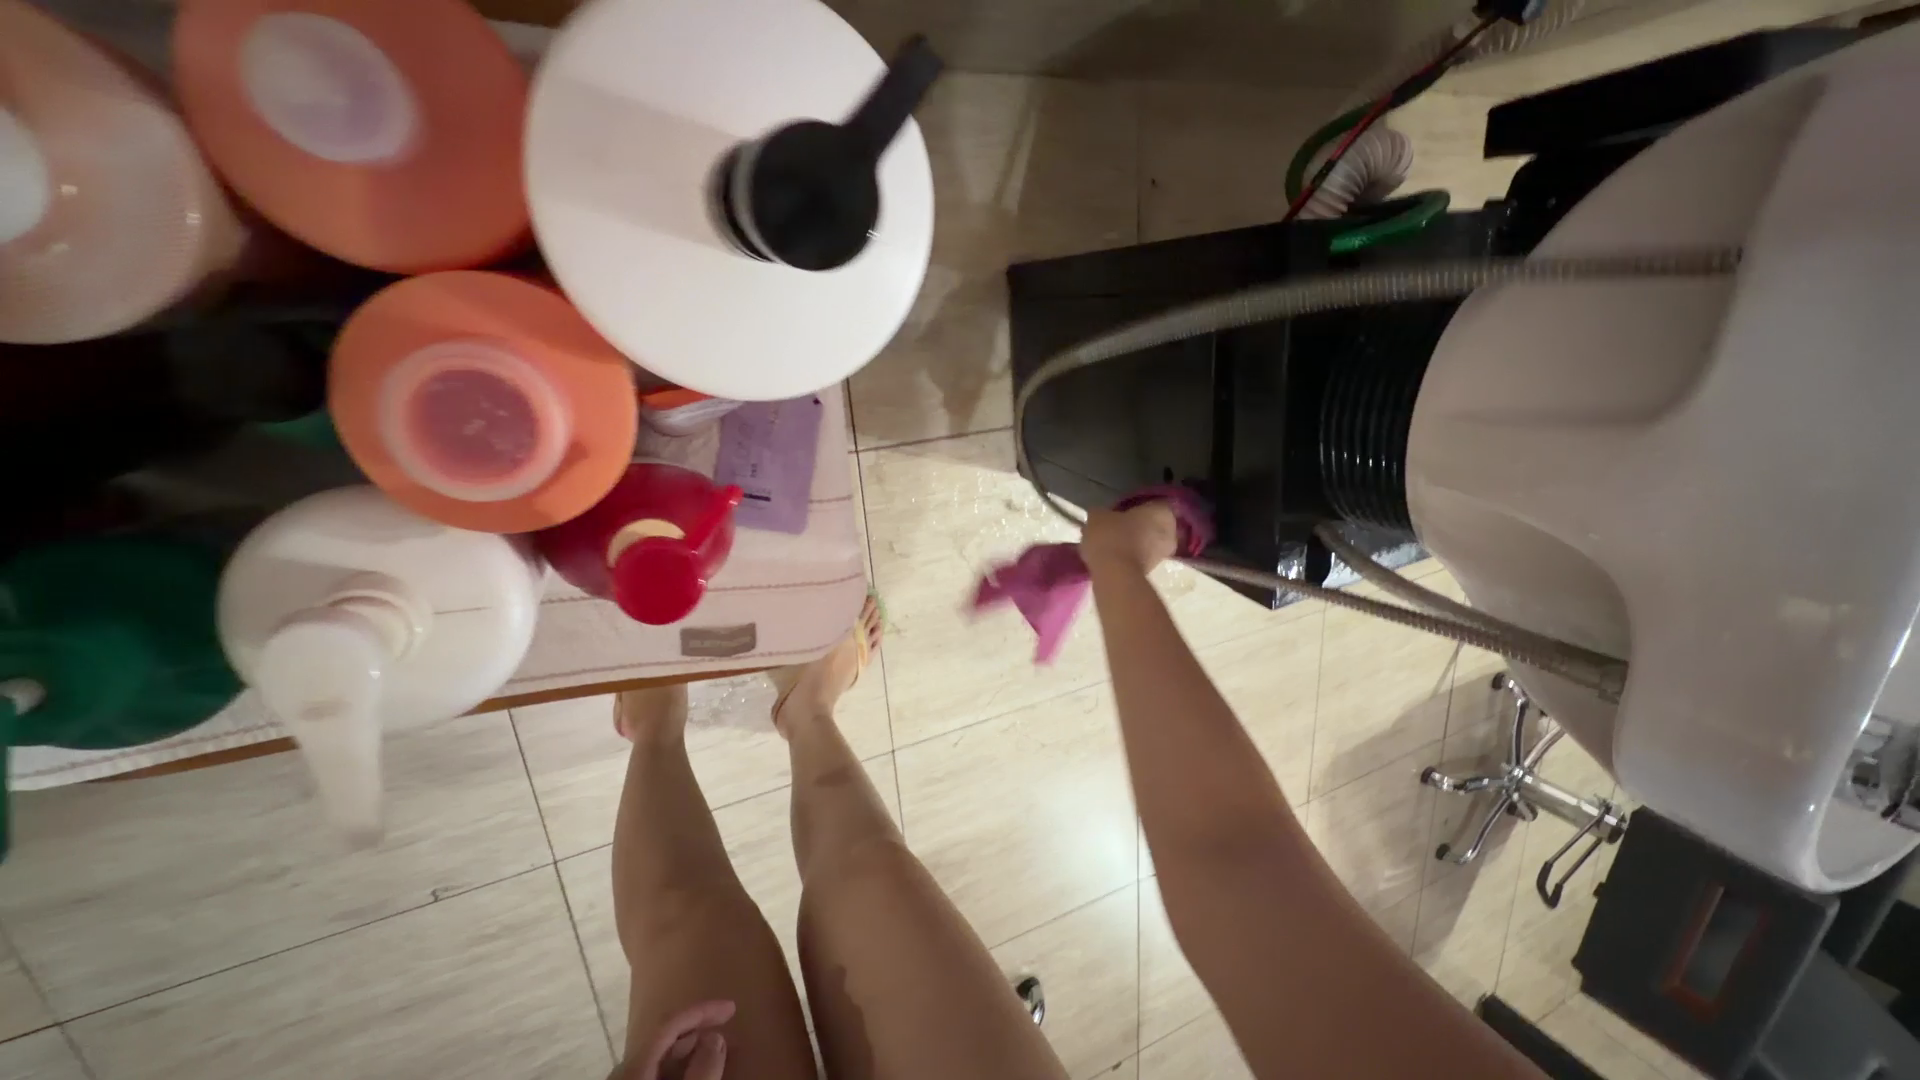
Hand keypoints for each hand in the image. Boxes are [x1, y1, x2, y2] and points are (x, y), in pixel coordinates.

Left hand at [632, 1000, 731, 1079]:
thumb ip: (702, 1070)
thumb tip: (715, 1037)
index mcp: (635, 1065)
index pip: (670, 1023)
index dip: (702, 1010)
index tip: (731, 1007)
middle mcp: (626, 1069)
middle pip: (665, 1037)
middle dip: (698, 1027)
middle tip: (726, 1024)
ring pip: (661, 1055)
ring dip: (690, 1047)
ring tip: (716, 1048)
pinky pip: (657, 1071)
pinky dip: (680, 1065)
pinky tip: (694, 1070)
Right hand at [1080, 502, 1178, 576]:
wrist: (1115, 573)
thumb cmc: (1111, 535)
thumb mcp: (1098, 516)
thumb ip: (1104, 513)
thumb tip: (1102, 516)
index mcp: (1162, 511)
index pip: (1151, 504)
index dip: (1134, 508)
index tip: (1119, 512)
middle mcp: (1171, 532)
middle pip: (1151, 525)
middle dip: (1136, 527)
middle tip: (1115, 528)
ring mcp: (1165, 554)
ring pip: (1147, 543)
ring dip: (1133, 543)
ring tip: (1110, 544)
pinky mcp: (1154, 572)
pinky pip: (1141, 558)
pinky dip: (1130, 557)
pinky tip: (1113, 557)